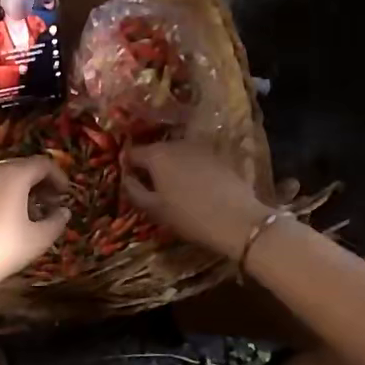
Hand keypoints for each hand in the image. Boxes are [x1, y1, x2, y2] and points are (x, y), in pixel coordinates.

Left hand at [0, 157, 69, 302]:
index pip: (42, 164)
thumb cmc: (3, 249)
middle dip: (39, 182)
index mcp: (14, 176)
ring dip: (20, 189)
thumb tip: (64, 212)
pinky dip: (1, 196)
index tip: (66, 194)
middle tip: (50, 202)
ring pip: (2, 178)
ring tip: (29, 212)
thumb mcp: (38, 239)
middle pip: (21, 167)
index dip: (59, 176)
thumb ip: (56, 222)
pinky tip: (4, 220)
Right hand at [123, 141, 270, 256]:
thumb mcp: (155, 209)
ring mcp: (200, 147)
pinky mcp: (218, 156)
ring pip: (177, 154)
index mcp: (156, 155)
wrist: (237, 219)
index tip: (129, 181)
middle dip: (151, 165)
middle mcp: (176, 144)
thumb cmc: (189, 216)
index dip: (127, 166)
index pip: (132, 153)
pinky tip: (194, 187)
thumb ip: (135, 191)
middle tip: (150, 186)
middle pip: (156, 151)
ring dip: (171, 166)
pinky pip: (195, 159)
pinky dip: (190, 168)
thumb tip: (127, 178)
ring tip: (173, 188)